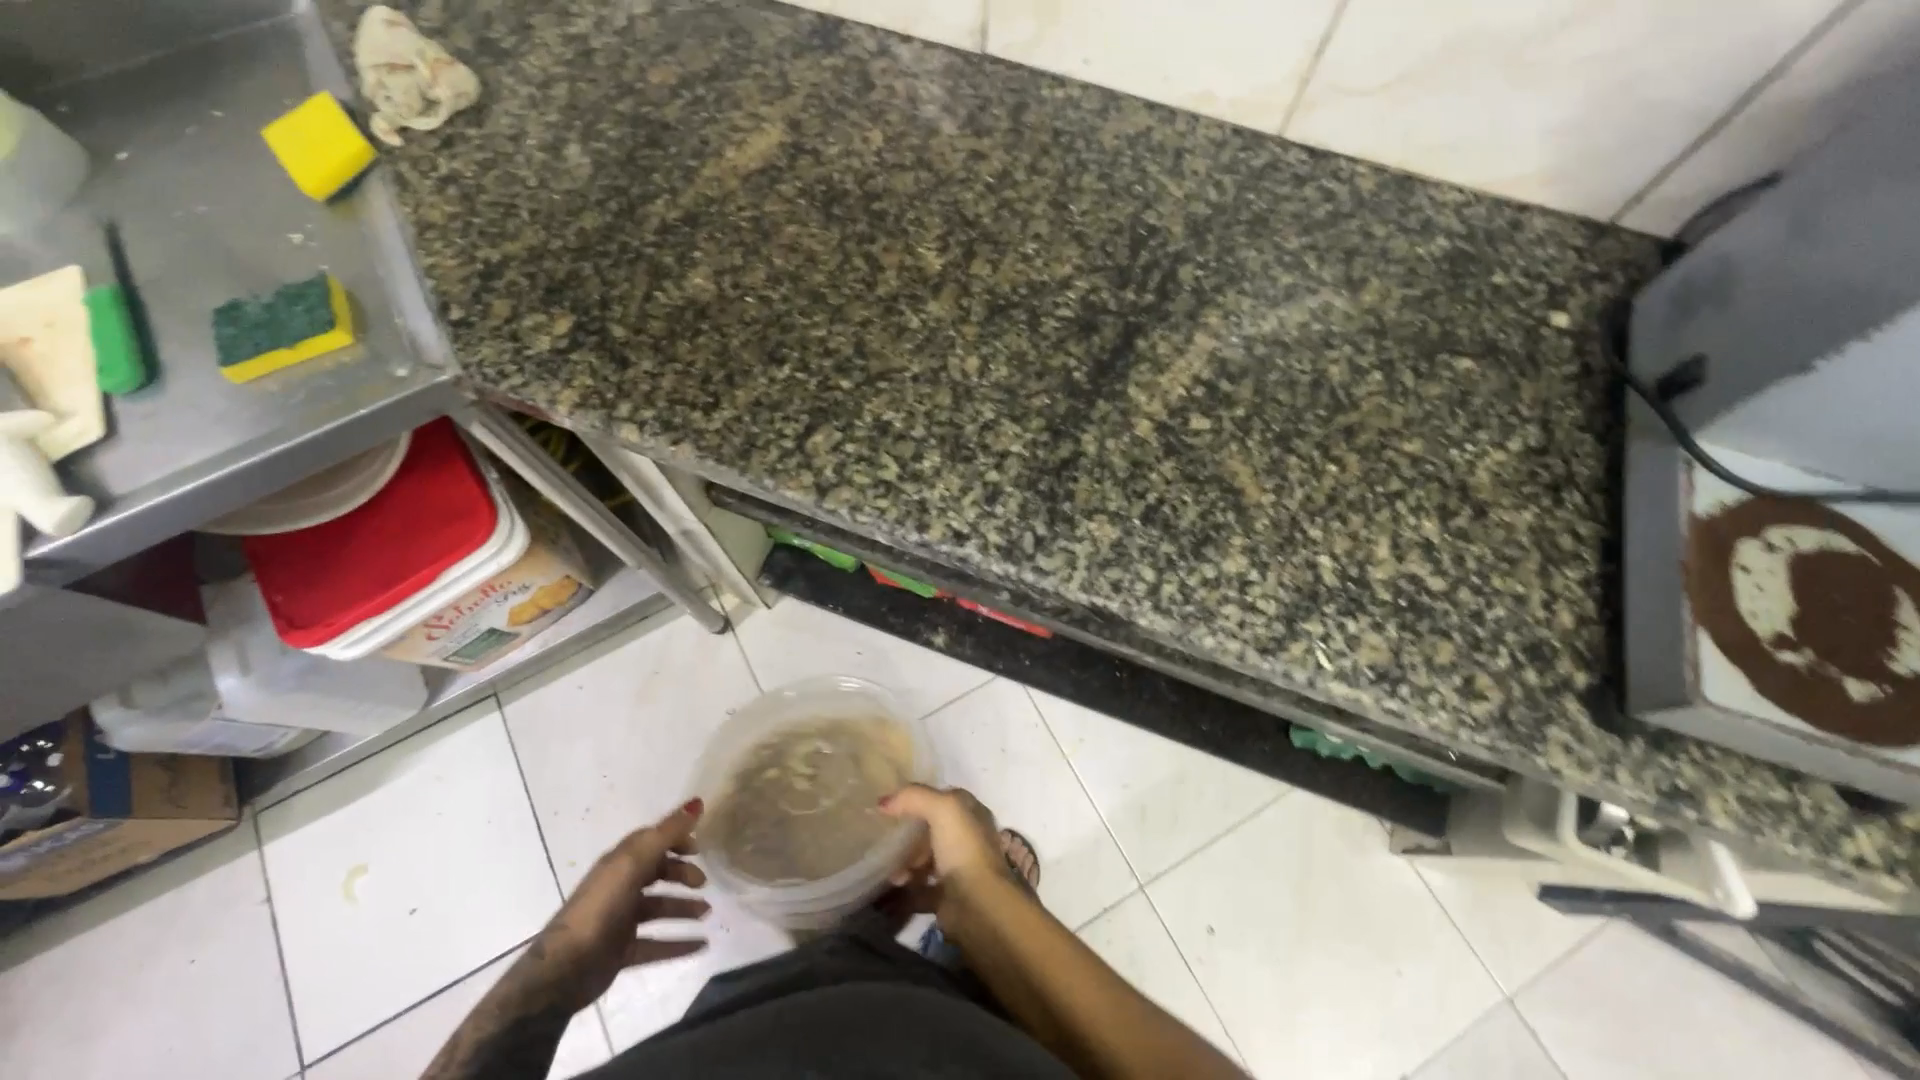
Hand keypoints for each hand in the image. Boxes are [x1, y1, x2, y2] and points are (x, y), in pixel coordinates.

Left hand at [525, 799, 712, 1012]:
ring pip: (659, 908)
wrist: (565, 968)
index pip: (650, 842)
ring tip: (707, 913)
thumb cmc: (601, 908)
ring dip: (684, 908)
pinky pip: (657, 944)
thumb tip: (696, 803)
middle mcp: (619, 888)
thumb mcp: (632, 864)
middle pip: (656, 874)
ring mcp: (620, 921)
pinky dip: (679, 943)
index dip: (675, 840)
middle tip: (702, 883)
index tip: (699, 848)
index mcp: (619, 864)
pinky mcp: (623, 951)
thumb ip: (665, 835)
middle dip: (681, 874)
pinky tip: (702, 944)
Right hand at [877, 785, 1011, 918]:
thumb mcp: (942, 808)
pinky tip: (891, 888)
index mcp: (972, 815)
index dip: (920, 799)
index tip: (891, 806)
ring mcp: (958, 869)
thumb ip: (913, 797)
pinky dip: (904, 890)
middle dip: (908, 836)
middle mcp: (968, 840)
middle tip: (887, 840)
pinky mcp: (947, 897)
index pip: (944, 799)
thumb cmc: (963, 849)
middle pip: (931, 831)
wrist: (977, 905)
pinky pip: (919, 889)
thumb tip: (883, 802)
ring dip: (905, 863)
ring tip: (891, 870)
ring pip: (925, 860)